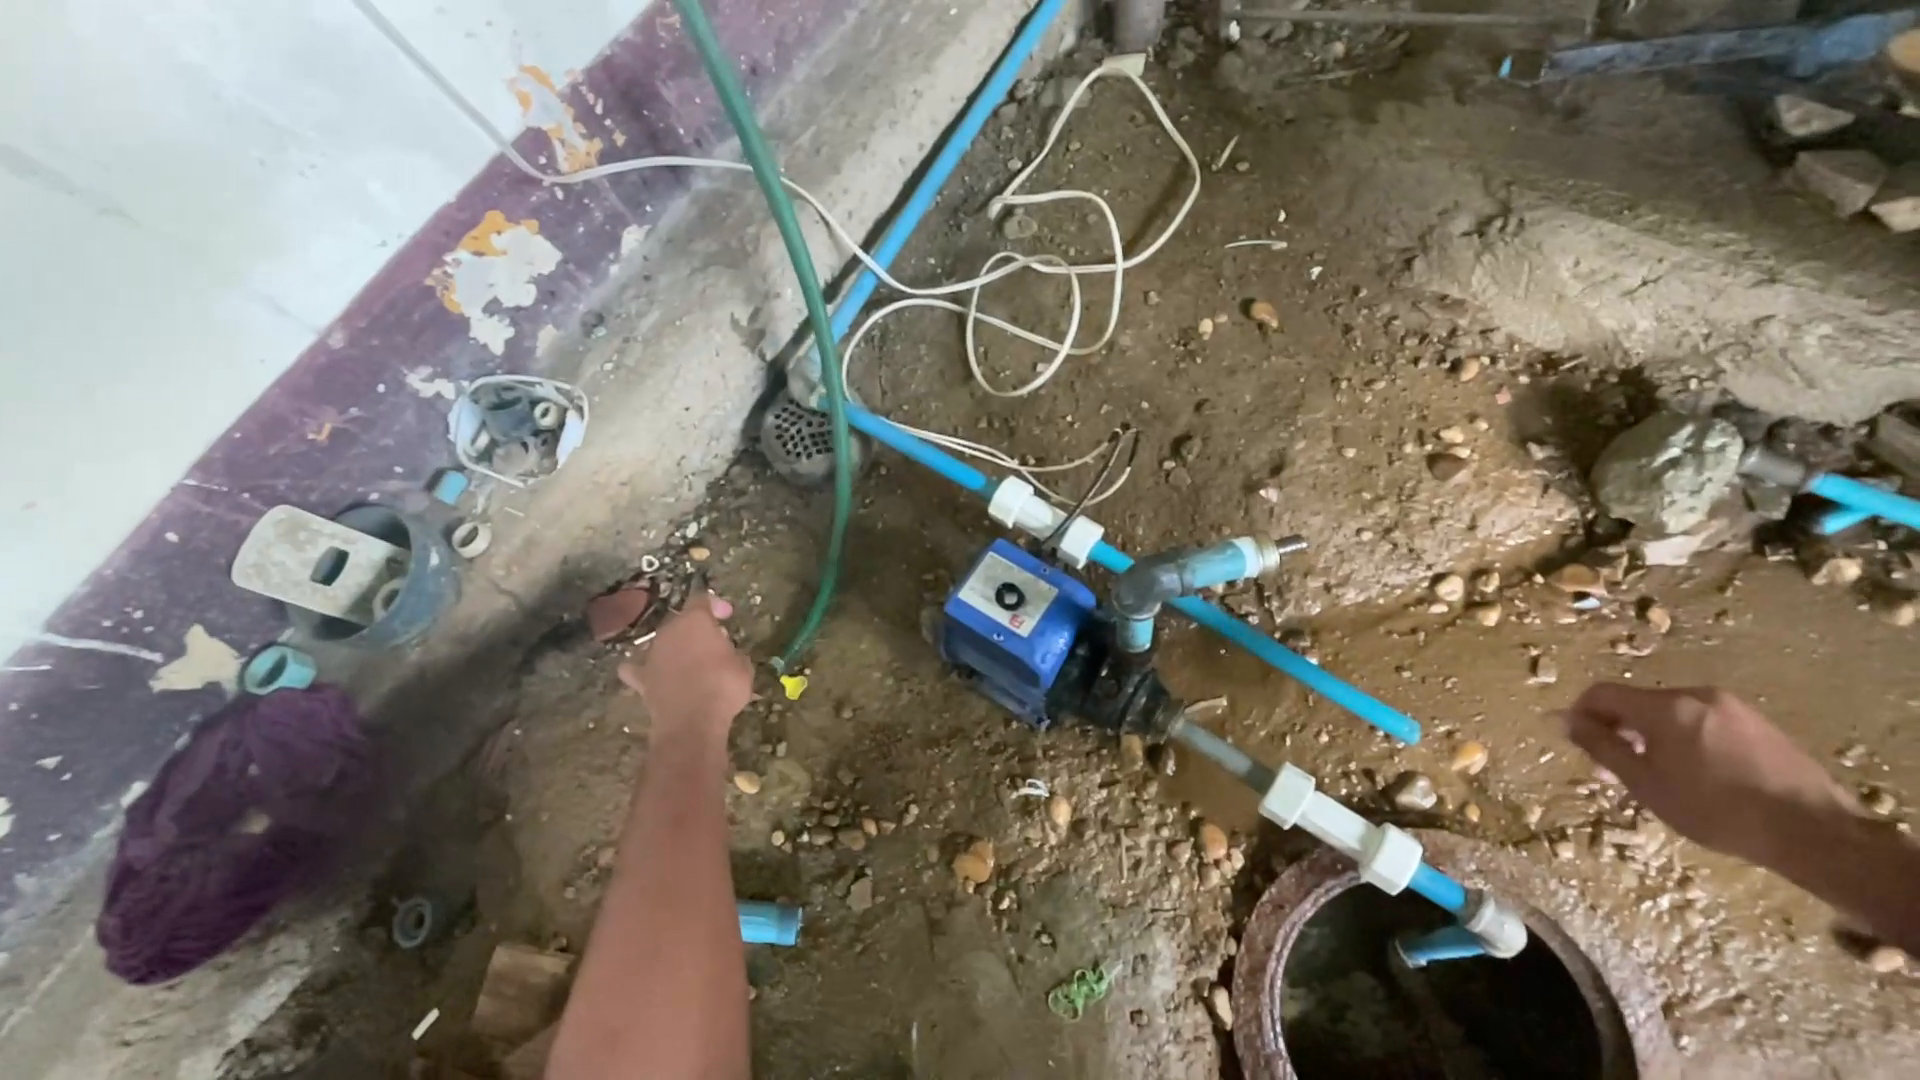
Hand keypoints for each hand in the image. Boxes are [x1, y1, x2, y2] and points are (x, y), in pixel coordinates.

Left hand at [619, 594, 752, 739]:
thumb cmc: (723, 687)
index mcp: (695, 621)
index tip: (727, 615)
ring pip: (662, 642)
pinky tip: (654, 675)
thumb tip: (728, 655)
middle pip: (681, 621)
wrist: (692, 722)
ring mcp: (652, 654)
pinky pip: (639, 668)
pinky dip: (646, 670)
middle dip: (697, 629)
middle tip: (714, 643)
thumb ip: (733, 653)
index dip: (715, 604)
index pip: (702, 599)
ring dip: (675, 648)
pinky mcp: (642, 679)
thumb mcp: (743, 666)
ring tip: (690, 662)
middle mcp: (669, 631)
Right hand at [1563, 683, 1852, 868]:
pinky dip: (1684, 741)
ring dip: (1651, 737)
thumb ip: (1599, 746)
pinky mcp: (1760, 726)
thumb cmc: (1714, 809)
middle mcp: (1697, 696)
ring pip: (1671, 714)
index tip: (1578, 745)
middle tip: (1613, 769)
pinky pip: (1703, 723)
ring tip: (1655, 776)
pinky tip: (1695, 776)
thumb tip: (1558, 719)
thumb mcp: (1643, 782)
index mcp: (1664, 706)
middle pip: (1638, 703)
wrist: (1814, 833)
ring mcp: (1733, 709)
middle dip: (1618, 730)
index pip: (1602, 693)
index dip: (1580, 714)